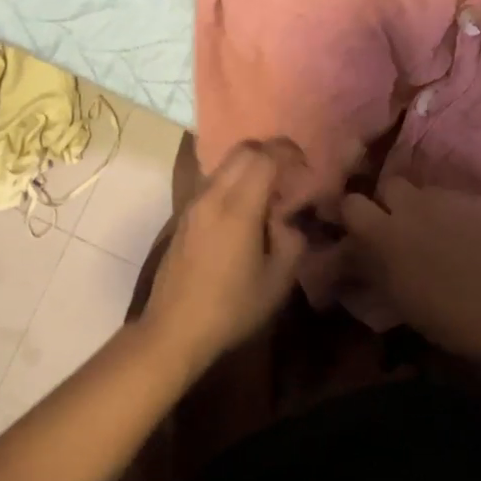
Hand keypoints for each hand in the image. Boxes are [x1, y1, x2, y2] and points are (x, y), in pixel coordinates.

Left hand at [139, 139, 306, 372]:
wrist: (174, 329)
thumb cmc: (231, 307)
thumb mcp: (278, 280)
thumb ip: (292, 240)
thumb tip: (287, 221)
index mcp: (238, 206)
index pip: (265, 157)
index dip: (289, 153)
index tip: (305, 167)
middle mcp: (212, 195)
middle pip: (243, 150)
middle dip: (270, 153)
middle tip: (290, 175)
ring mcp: (193, 204)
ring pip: (225, 165)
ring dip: (250, 168)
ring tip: (269, 196)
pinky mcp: (184, 217)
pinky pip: (213, 183)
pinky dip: (234, 183)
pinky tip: (245, 213)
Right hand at [339, 177, 480, 358]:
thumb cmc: (440, 315)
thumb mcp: (393, 293)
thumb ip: (370, 263)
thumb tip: (354, 249)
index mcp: (385, 232)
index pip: (352, 203)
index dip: (356, 214)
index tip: (364, 228)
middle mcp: (412, 205)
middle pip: (390, 184)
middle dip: (392, 202)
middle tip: (404, 227)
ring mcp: (447, 198)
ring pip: (426, 191)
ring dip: (426, 208)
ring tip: (441, 234)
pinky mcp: (476, 199)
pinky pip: (456, 198)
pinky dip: (456, 214)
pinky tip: (468, 238)